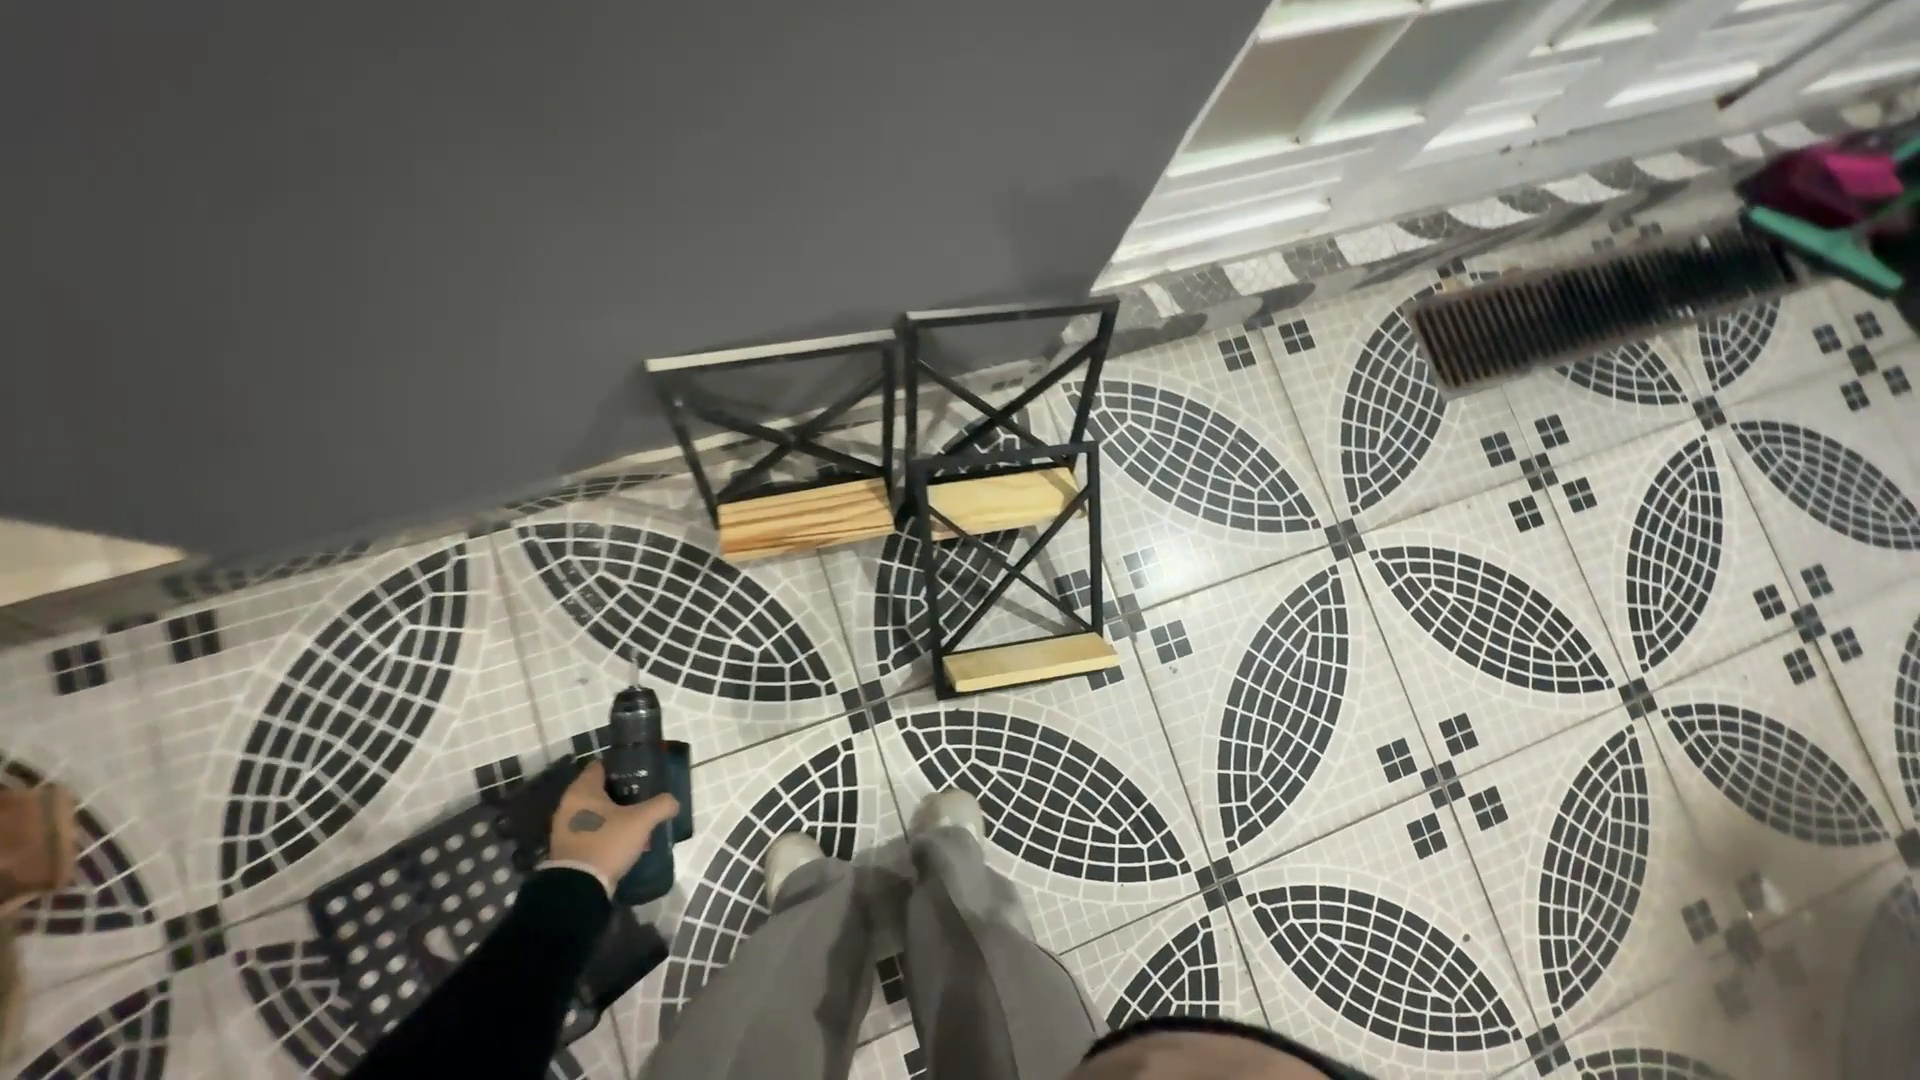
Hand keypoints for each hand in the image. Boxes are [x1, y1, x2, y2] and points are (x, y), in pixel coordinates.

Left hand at [548, 761, 680, 884]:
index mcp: (582, 790)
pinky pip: (591, 830)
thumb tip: (673, 802)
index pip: (600, 766)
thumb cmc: (608, 842)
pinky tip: (623, 840)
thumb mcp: (642, 821)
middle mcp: (568, 805)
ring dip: (614, 815)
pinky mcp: (567, 847)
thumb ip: (661, 805)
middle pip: (599, 790)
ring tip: (637, 821)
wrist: (579, 887)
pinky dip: (606, 831)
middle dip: (621, 793)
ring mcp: (565, 827)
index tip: (640, 772)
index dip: (621, 766)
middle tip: (643, 797)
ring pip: (595, 812)